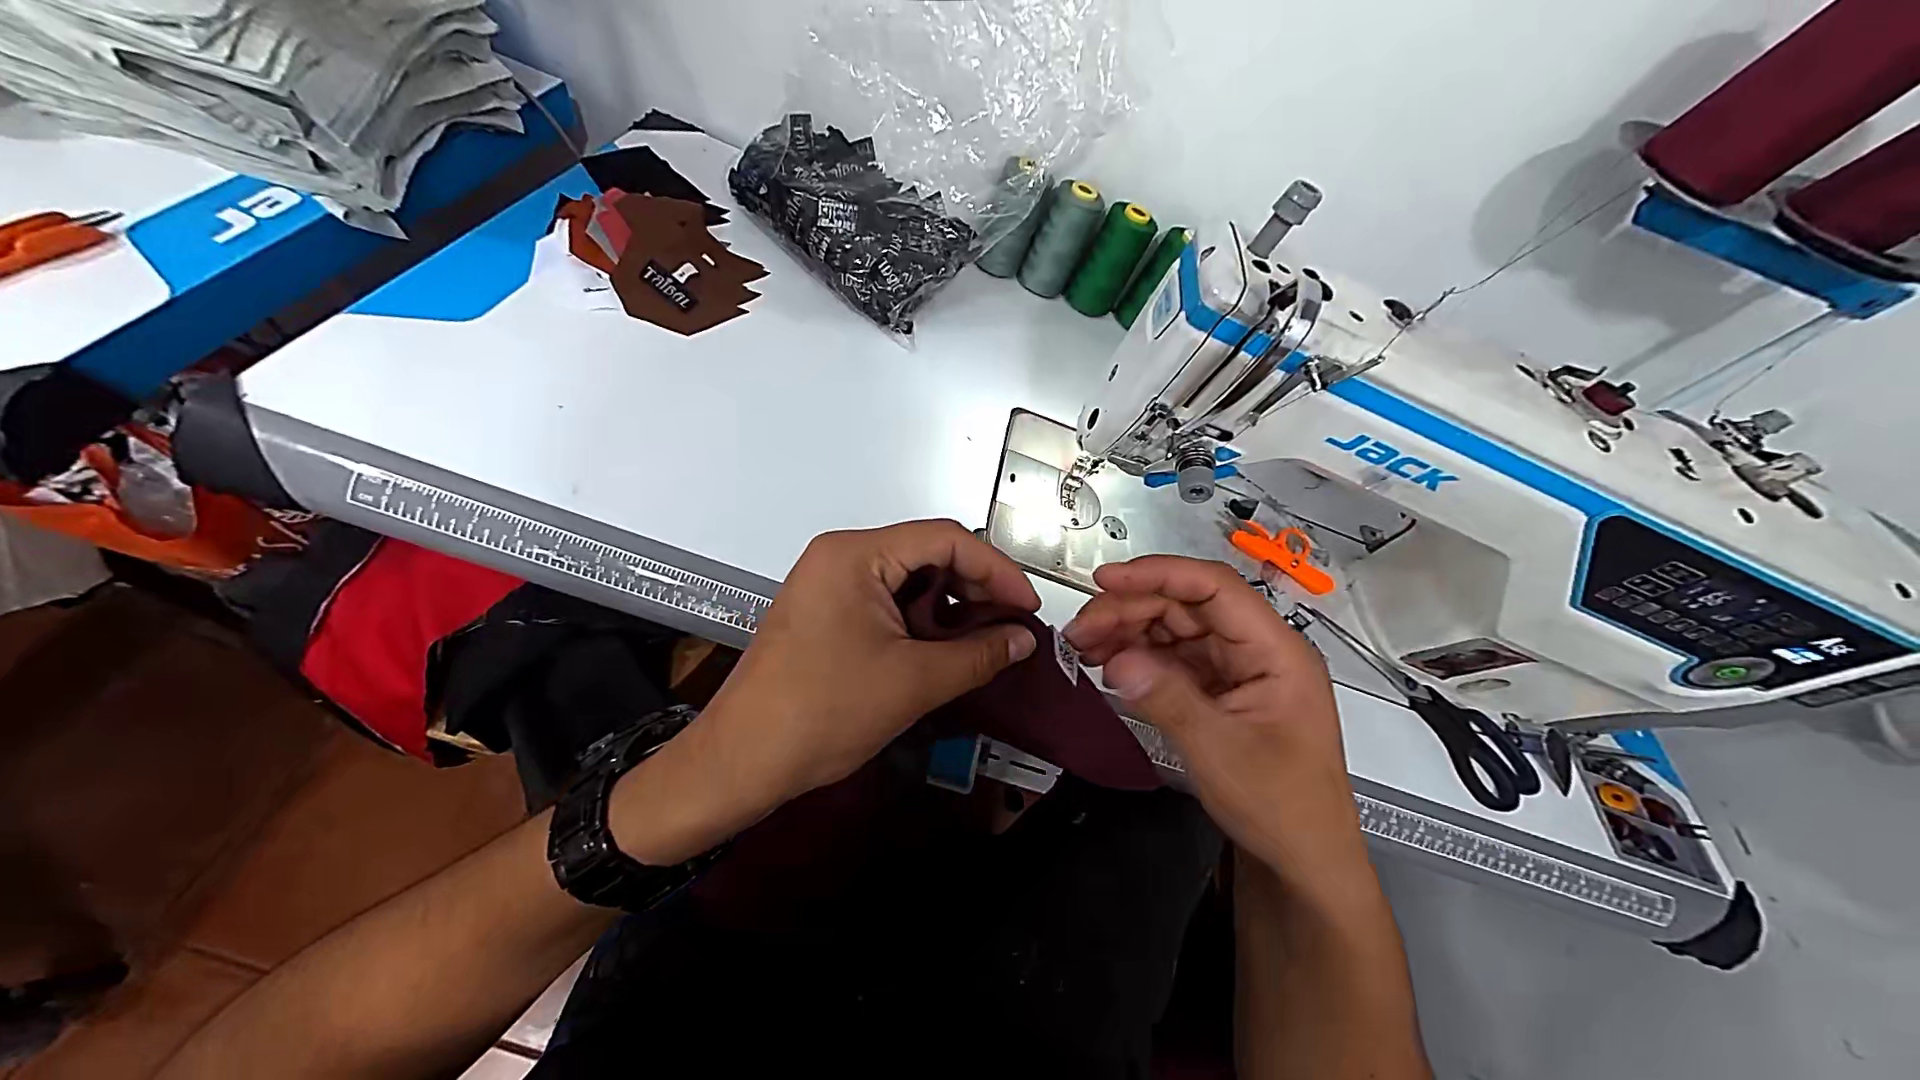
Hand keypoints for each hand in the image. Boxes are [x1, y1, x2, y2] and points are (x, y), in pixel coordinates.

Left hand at [701, 520, 1041, 797]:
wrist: (743, 761)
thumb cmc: (813, 715)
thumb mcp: (913, 682)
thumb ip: (978, 654)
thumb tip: (1019, 639)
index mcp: (854, 555)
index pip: (945, 539)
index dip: (996, 570)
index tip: (1025, 603)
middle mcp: (840, 558)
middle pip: (928, 554)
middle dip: (974, 590)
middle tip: (1009, 626)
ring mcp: (832, 584)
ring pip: (911, 579)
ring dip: (950, 609)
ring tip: (981, 644)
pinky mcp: (830, 611)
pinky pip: (890, 601)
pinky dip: (922, 622)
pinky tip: (943, 651)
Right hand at [1064, 556, 1372, 896]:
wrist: (1302, 861)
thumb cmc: (1285, 808)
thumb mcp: (1221, 752)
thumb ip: (1167, 699)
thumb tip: (1117, 658)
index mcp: (1277, 651)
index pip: (1215, 588)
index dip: (1159, 575)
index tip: (1109, 580)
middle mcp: (1256, 650)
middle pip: (1186, 605)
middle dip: (1130, 609)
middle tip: (1082, 629)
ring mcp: (1235, 668)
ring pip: (1173, 629)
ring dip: (1127, 631)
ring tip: (1084, 645)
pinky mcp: (1217, 688)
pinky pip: (1171, 658)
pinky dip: (1136, 657)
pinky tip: (1107, 663)